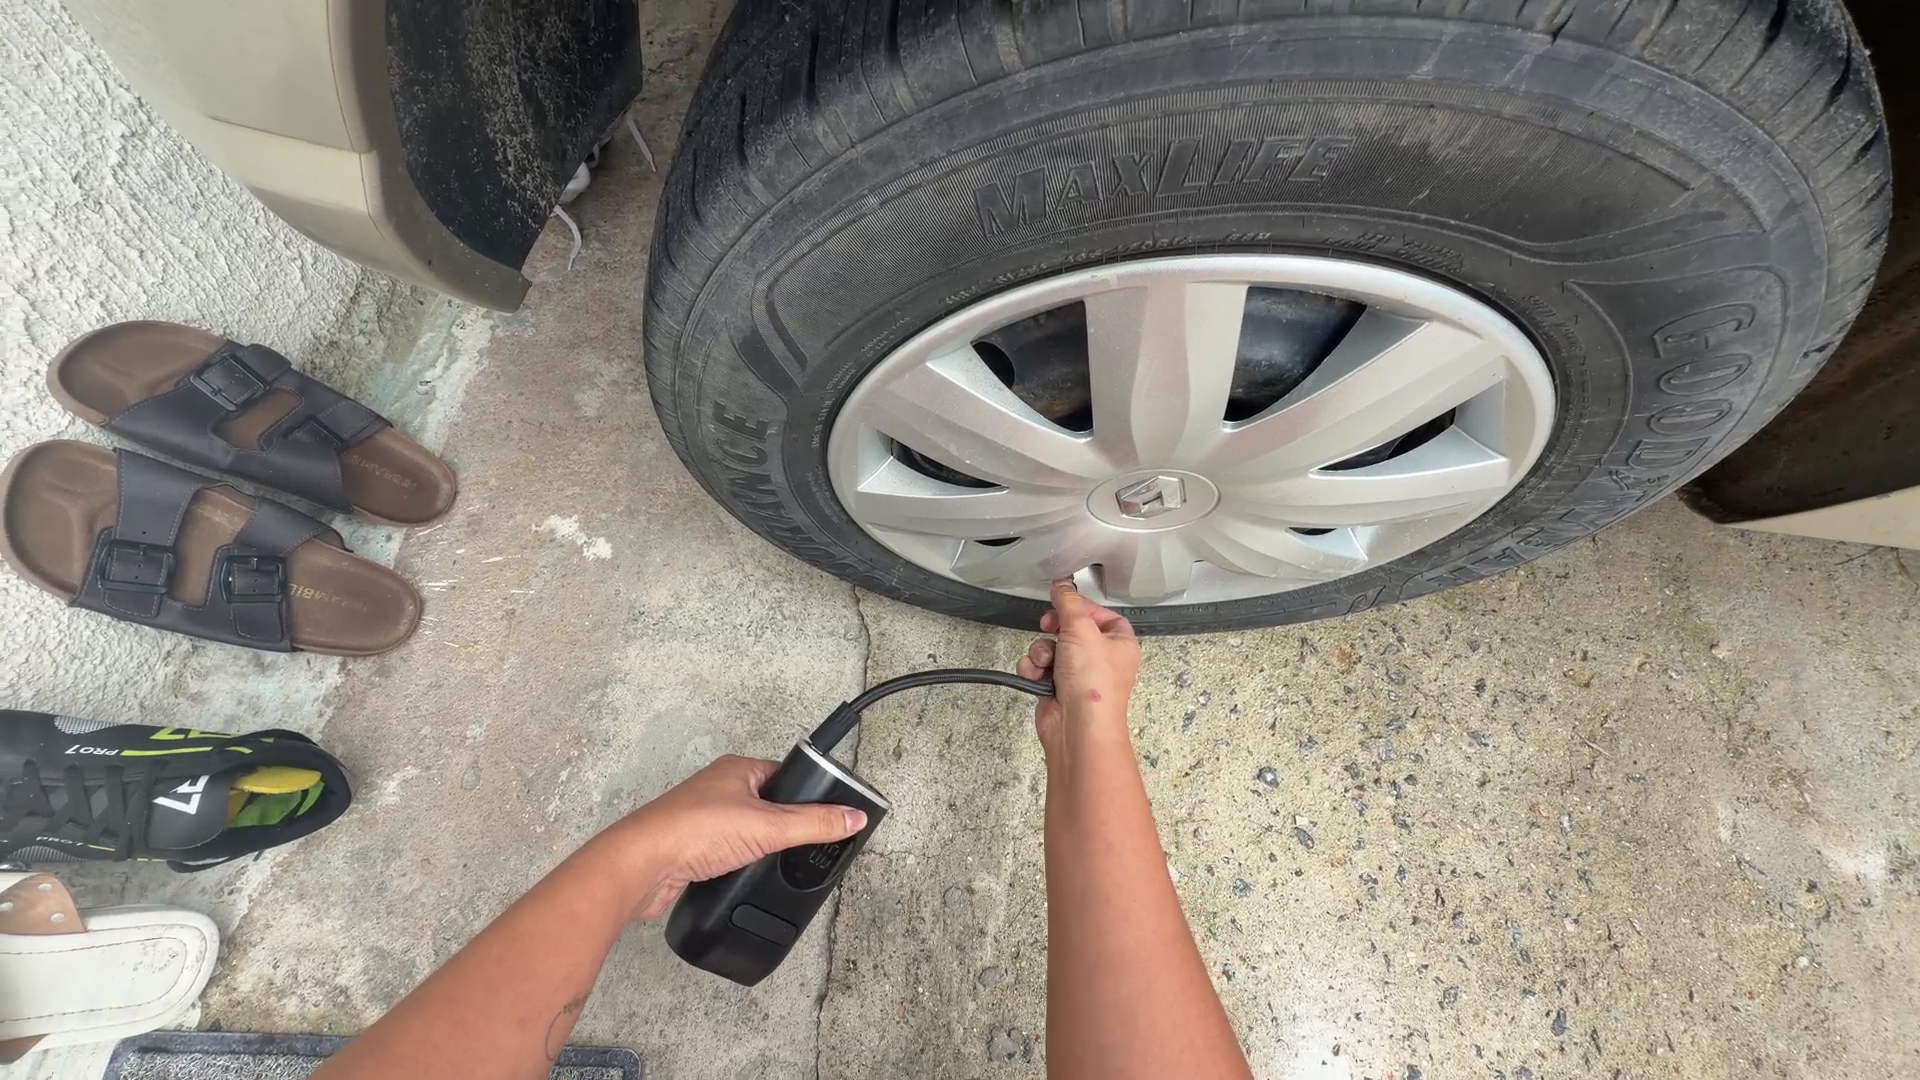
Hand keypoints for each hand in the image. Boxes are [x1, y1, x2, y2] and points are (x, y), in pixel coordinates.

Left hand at [598, 755, 866, 920]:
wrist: (641, 867)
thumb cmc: (696, 830)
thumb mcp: (768, 826)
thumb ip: (814, 823)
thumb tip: (854, 816)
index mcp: (738, 769)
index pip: (785, 775)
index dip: (806, 794)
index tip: (826, 813)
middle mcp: (719, 788)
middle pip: (766, 803)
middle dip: (783, 823)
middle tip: (804, 843)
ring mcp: (702, 818)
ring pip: (745, 829)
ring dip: (759, 845)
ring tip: (776, 862)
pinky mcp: (690, 848)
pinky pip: (726, 851)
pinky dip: (739, 863)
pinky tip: (747, 875)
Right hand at [1016, 578, 1140, 758]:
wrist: (1077, 727)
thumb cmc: (1092, 681)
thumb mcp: (1081, 629)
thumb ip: (1068, 602)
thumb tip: (1061, 584)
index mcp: (1120, 644)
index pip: (1102, 615)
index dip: (1082, 607)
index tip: (1064, 601)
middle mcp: (1101, 659)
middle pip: (1072, 629)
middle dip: (1055, 628)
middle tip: (1048, 626)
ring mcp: (1077, 674)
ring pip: (1050, 646)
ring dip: (1041, 650)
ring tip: (1047, 662)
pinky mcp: (1055, 687)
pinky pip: (1039, 666)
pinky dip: (1034, 669)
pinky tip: (1037, 676)